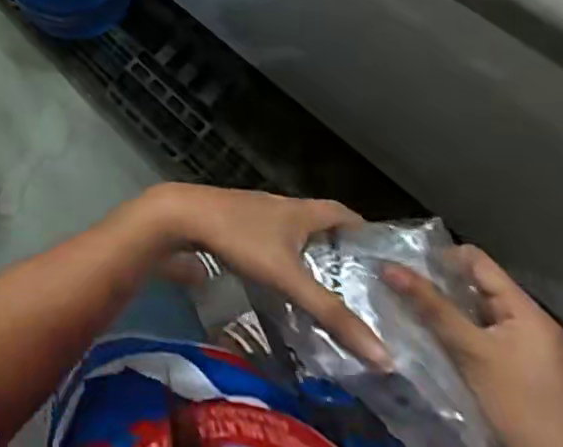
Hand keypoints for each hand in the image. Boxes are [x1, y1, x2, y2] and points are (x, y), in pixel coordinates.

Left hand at [137, 184, 390, 370]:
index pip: (341, 213)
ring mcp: (249, 209)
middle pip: (315, 221)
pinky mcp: (228, 218)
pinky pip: (264, 235)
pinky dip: (278, 253)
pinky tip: (278, 276)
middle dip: (338, 247)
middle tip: (361, 281)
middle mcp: (276, 204)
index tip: (385, 256)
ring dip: (306, 250)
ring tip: (325, 283)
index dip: (364, 230)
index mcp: (297, 210)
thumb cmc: (236, 236)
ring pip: (288, 229)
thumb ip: (331, 314)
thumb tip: (385, 357)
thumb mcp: (287, 277)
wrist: (177, 214)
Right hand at [384, 248, 562, 446]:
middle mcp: (531, 324)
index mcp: (527, 312)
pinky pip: (480, 334)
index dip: (438, 255)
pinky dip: (454, 330)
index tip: (400, 261)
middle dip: (434, 283)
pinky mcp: (521, 369)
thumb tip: (387, 264)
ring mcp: (528, 349)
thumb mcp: (471, 351)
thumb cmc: (520, 402)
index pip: (477, 261)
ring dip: (441, 308)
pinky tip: (428, 335)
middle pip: (475, 286)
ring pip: (474, 312)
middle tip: (392, 282)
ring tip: (402, 305)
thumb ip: (431, 306)